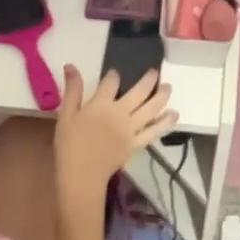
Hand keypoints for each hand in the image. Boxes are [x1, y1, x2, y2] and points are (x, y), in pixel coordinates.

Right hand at [55, 66, 176, 204]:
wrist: (81, 173)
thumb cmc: (69, 144)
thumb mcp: (66, 114)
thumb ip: (72, 90)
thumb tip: (71, 65)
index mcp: (101, 104)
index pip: (111, 82)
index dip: (113, 74)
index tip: (114, 73)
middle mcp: (120, 113)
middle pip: (139, 92)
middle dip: (148, 80)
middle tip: (154, 72)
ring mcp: (131, 128)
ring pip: (151, 109)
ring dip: (162, 96)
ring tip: (168, 87)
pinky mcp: (136, 143)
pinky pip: (154, 132)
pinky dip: (165, 123)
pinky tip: (174, 115)